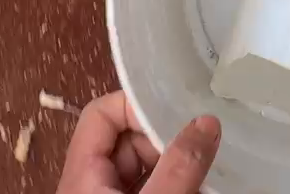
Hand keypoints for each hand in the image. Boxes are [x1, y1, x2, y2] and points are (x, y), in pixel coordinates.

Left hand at [58, 91, 219, 193]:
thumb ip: (178, 168)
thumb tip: (208, 120)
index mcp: (81, 175)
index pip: (101, 113)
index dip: (136, 104)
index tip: (176, 111)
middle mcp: (90, 183)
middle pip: (127, 137)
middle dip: (165, 135)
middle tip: (199, 142)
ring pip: (143, 163)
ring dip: (174, 159)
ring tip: (205, 159)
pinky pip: (150, 185)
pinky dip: (173, 180)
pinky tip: (199, 181)